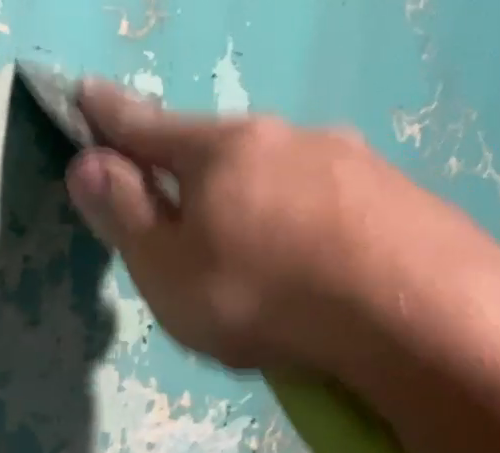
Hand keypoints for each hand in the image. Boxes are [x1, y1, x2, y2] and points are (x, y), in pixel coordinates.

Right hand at [63, 80, 499, 378]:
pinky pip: (313, 203)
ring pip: (269, 178)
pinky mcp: (390, 195)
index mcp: (222, 151)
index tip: (84, 92)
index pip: (147, 126)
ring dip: (240, 205)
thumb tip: (85, 162)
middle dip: (182, 176)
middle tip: (160, 216)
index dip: (109, 115)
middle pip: (214, 154)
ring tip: (231, 257)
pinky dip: (286, 225)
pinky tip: (290, 265)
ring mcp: (347, 161)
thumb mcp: (163, 265)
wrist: (416, 313)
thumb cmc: (258, 293)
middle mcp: (287, 138)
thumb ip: (123, 214)